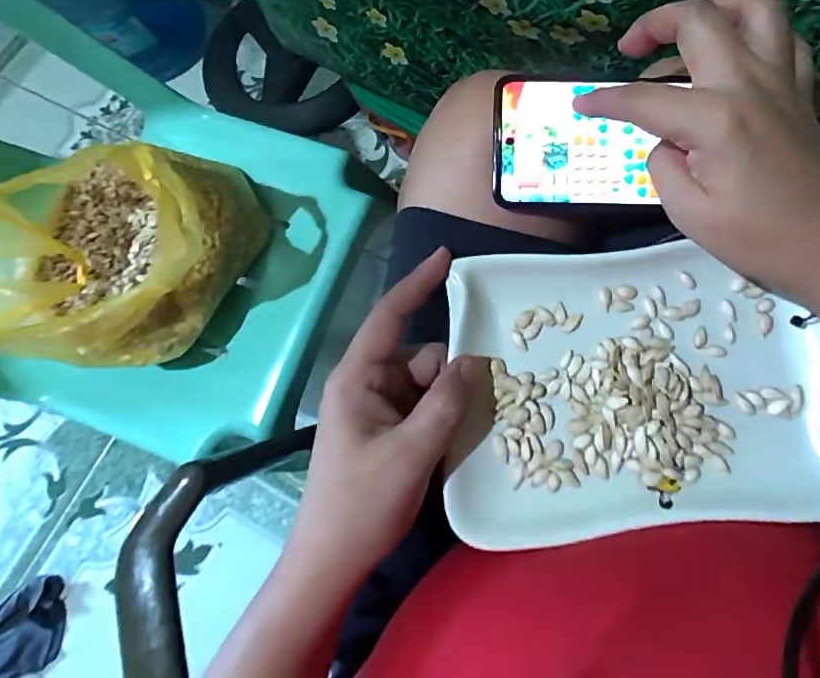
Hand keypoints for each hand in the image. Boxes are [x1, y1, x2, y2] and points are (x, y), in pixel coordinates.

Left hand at [285, 248, 480, 580]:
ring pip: (426, 384)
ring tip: (474, 424)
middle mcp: (366, 384)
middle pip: (419, 357)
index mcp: (358, 377)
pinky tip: (460, 436)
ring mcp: (376, 409)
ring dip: (450, 397)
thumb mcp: (411, 453)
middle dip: (451, 370)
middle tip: (489, 389)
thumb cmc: (361, 504)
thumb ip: (446, 403)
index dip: (418, 284)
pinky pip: (422, 407)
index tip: (446, 257)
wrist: (330, 562)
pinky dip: (443, 415)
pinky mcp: (386, 431)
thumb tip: (474, 360)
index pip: (390, 316)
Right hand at [575, 0, 819, 334]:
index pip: (643, 98)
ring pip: (755, 9)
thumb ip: (662, 162)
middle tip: (629, 48)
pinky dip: (754, 34)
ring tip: (685, 29)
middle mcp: (749, 85)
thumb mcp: (688, 212)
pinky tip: (733, 55)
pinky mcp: (801, 93)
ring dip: (713, 7)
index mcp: (716, 118)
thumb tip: (667, 138)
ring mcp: (782, 83)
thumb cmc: (762, 240)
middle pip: (699, 20)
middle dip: (653, 23)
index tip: (581, 103)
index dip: (605, 100)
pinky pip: (784, 39)